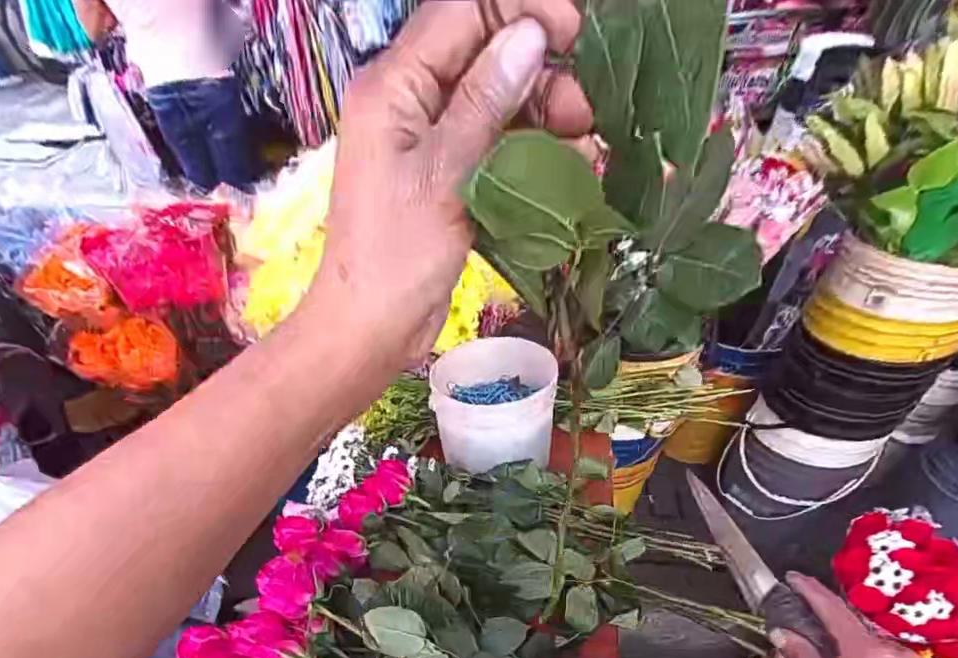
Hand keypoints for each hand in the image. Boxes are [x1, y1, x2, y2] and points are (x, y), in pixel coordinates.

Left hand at [310, 0, 591, 365]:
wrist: (374, 326)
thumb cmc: (397, 256)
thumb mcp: (444, 175)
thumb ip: (484, 105)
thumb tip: (528, 38)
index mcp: (395, 86)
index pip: (461, 13)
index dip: (519, 11)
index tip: (573, 32)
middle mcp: (413, 105)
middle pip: (485, 60)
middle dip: (540, 76)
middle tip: (584, 115)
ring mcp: (432, 146)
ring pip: (497, 108)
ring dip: (544, 119)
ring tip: (584, 147)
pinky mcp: (450, 183)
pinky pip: (496, 151)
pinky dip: (532, 154)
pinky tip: (566, 167)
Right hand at [771, 573, 957, 657]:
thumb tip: (781, 633)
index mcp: (866, 652)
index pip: (833, 610)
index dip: (810, 590)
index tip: (793, 577)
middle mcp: (890, 646)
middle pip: (851, 620)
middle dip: (826, 615)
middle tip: (800, 615)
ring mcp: (907, 657)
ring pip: (866, 635)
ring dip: (843, 636)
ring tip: (823, 650)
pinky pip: (880, 649)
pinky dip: (860, 650)